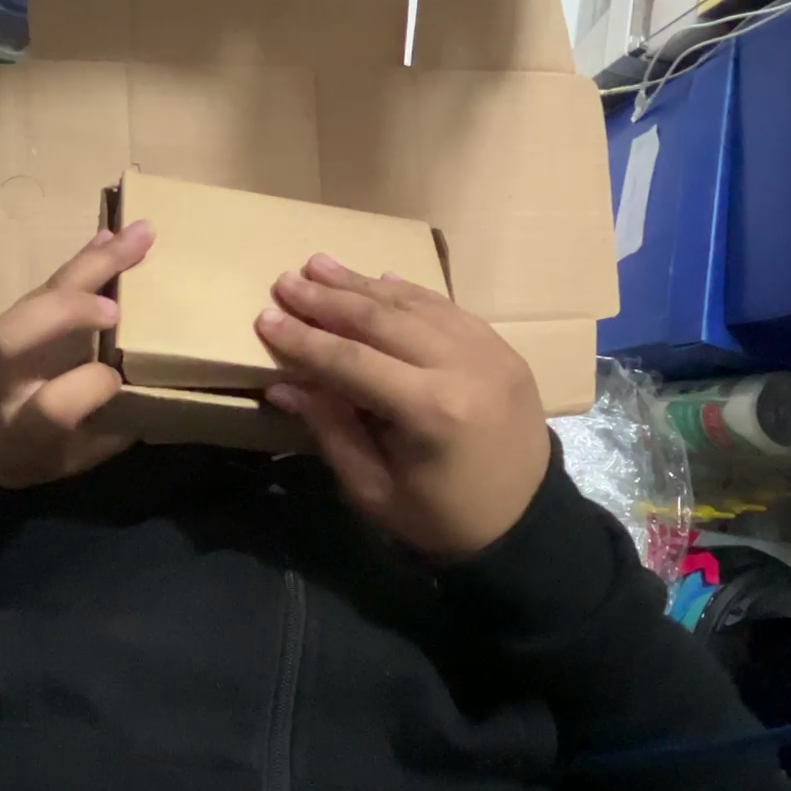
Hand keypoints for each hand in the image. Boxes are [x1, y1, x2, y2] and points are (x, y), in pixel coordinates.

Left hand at [0, 221, 154, 488]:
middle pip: (25, 329)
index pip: (54, 401)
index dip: (93, 386)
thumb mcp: (63, 464)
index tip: (119, 380)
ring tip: (139, 234)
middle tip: (123, 304)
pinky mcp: (4, 314)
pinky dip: (82, 261)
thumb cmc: (14, 458)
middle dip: (74, 309)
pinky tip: (111, 239)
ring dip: (91, 263)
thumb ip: (106, 435)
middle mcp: (2, 375)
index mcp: (19, 424)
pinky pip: (46, 283)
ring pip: (39, 293)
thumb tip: (151, 396)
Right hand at [254, 254, 551, 560]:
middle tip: (285, 281)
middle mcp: (464, 368)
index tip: (264, 317)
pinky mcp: (503, 350)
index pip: (351, 361)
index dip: (303, 339)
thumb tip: (283, 385)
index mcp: (431, 412)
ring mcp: (490, 352)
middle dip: (327, 299)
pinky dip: (408, 292)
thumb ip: (330, 429)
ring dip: (362, 284)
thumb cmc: (440, 518)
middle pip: (382, 320)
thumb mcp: (373, 488)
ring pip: (414, 305)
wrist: (525, 525)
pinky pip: (447, 309)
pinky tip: (378, 279)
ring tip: (319, 265)